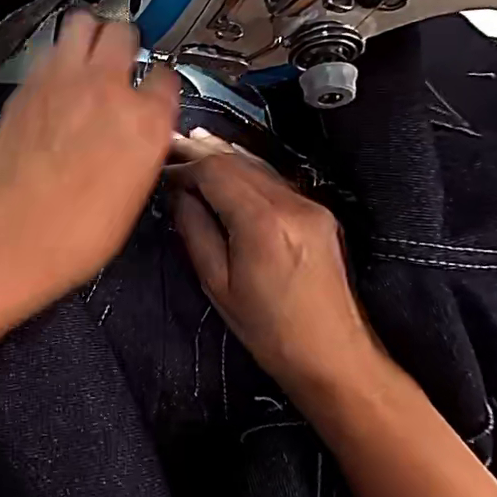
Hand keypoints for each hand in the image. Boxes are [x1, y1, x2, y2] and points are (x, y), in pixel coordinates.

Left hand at [0, 11, 179, 292]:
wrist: (19, 228)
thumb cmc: (79, 228)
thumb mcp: (134, 190)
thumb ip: (141, 146)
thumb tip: (137, 132)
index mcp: (148, 120)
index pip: (166, 77)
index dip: (159, 82)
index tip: (153, 89)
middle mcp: (111, 88)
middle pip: (124, 33)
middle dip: (124, 43)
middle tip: (120, 59)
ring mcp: (66, 79)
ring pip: (83, 23)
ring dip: (88, 35)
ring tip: (86, 54)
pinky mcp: (29, 83)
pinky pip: (48, 50)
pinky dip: (56, 57)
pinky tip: (55, 80)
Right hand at [166, 130, 385, 394]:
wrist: (333, 354)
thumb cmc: (271, 330)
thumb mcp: (217, 285)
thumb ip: (195, 231)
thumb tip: (179, 196)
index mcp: (262, 222)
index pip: (215, 171)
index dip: (185, 165)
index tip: (163, 170)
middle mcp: (290, 204)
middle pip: (237, 161)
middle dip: (201, 151)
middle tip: (172, 145)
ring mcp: (309, 205)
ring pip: (258, 165)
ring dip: (224, 154)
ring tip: (195, 143)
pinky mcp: (319, 213)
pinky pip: (275, 179)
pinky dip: (248, 168)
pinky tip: (232, 163)